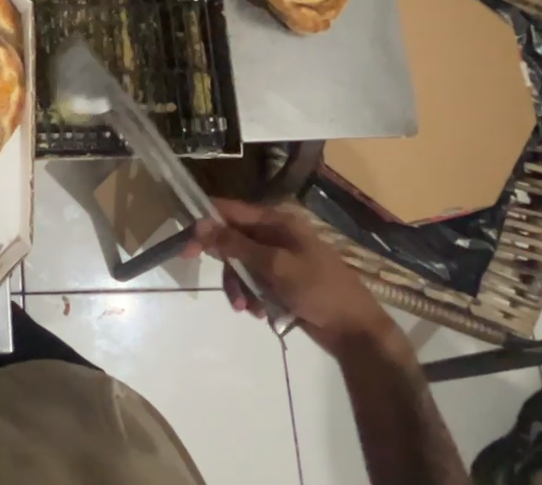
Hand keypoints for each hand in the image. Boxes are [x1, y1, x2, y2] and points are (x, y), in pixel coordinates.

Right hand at [191, 198, 398, 357]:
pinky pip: (254, 282)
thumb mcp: (273, 265)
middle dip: (228, 267)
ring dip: (240, 287)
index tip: (185, 246)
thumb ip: (235, 244)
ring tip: (247, 308)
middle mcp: (276, 234)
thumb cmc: (318, 289)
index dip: (205, 224)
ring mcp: (280, 258)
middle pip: (233, 241)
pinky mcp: (283, 281)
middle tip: (227, 290)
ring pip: (241, 265)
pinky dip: (252, 296)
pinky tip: (261, 313)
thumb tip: (199, 222)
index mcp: (277, 221)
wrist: (356, 331)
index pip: (230, 211)